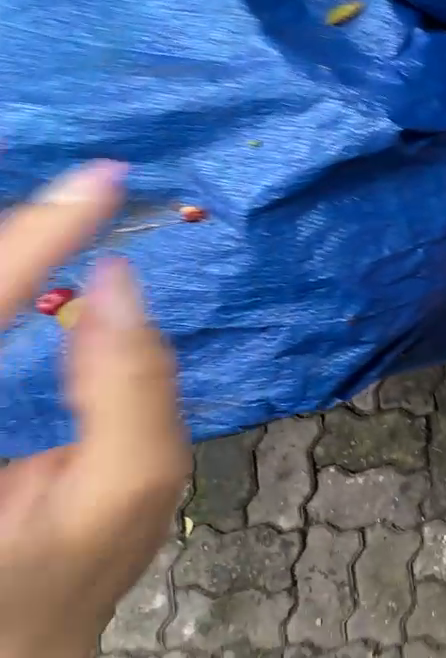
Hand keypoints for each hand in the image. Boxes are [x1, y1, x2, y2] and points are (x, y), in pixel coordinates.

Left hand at [0, 162, 189, 657]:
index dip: (40, 237)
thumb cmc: (69, 568)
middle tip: (85, 193)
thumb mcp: (132, 483)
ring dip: (8, 261)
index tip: (104, 177)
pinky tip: (28, 268)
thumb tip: (123, 282)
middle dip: (14, 241)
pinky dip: (6, 286)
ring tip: (58, 217)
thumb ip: (133, 379)